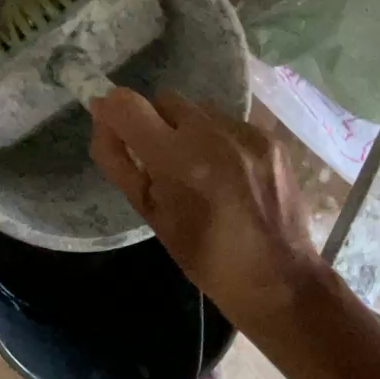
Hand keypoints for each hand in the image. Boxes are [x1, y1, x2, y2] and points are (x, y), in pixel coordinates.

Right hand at [89, 88, 321, 328]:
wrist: (278, 278)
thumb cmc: (201, 253)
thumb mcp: (146, 211)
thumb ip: (117, 160)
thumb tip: (101, 118)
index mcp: (176, 159)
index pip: (127, 104)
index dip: (112, 110)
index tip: (113, 126)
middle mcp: (212, 136)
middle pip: (163, 100)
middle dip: (154, 122)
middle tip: (161, 159)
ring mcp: (246, 134)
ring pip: (197, 110)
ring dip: (188, 130)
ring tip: (200, 167)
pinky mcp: (270, 138)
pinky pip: (228, 122)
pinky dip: (218, 140)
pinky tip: (229, 172)